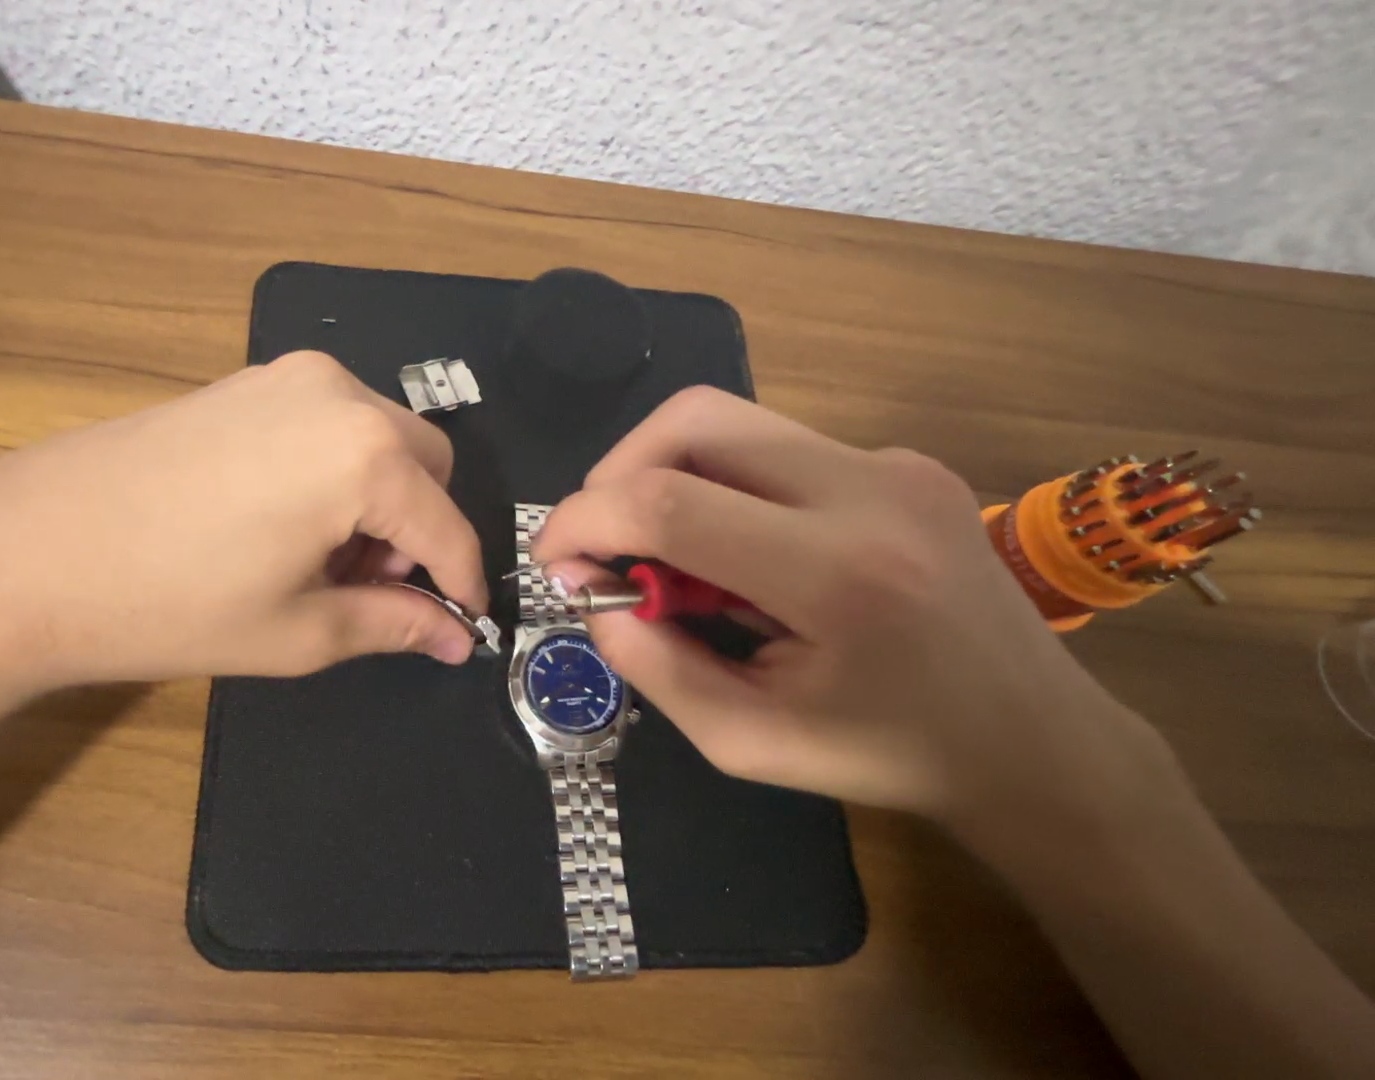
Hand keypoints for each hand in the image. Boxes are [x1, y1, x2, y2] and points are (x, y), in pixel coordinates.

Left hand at [0, 350, 487, 728]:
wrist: (23, 553)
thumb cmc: (170, 604)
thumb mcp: (298, 630)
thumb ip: (392, 624)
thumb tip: (453, 635)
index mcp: (363, 455)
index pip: (448, 525)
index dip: (463, 582)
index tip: (463, 625)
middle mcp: (338, 395)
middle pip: (426, 463)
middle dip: (419, 530)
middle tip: (372, 588)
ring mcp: (285, 377)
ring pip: (380, 437)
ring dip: (380, 499)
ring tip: (322, 560)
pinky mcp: (244, 381)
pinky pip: (328, 423)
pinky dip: (337, 471)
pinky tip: (285, 521)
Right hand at [531, 386, 1171, 829]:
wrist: (1034, 740)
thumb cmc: (886, 753)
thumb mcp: (746, 739)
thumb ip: (654, 664)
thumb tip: (589, 594)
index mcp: (837, 575)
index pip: (669, 502)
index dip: (584, 519)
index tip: (554, 560)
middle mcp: (867, 490)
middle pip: (694, 419)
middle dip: (615, 471)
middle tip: (600, 539)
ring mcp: (891, 462)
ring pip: (729, 421)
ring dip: (664, 473)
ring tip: (664, 550)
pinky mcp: (898, 460)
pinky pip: (772, 448)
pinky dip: (720, 486)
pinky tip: (737, 550)